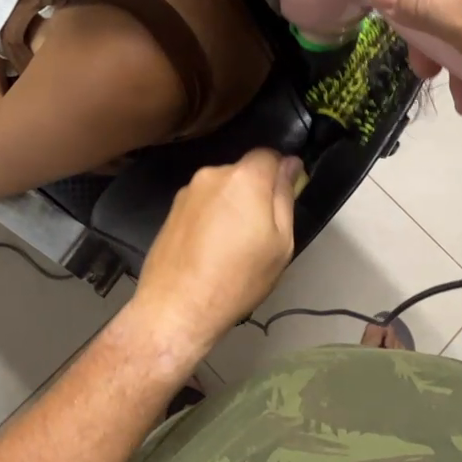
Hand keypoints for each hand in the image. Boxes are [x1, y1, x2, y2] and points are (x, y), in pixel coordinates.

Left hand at [128, 149, 302, 357]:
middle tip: (259, 231)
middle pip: (243, 172)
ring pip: (221, 189)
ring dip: (231, 206)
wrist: (176, 307)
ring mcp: (187, 192)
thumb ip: (285, 196)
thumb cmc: (237, 279)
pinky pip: (202, 203)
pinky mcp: (171, 210)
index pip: (269, 154)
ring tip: (231, 246)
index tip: (285, 198)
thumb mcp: (280, 242)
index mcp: (244, 178)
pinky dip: (210, 217)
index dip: (280, 172)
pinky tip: (209, 249)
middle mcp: (212, 175)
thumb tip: (290, 164)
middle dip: (255, 192)